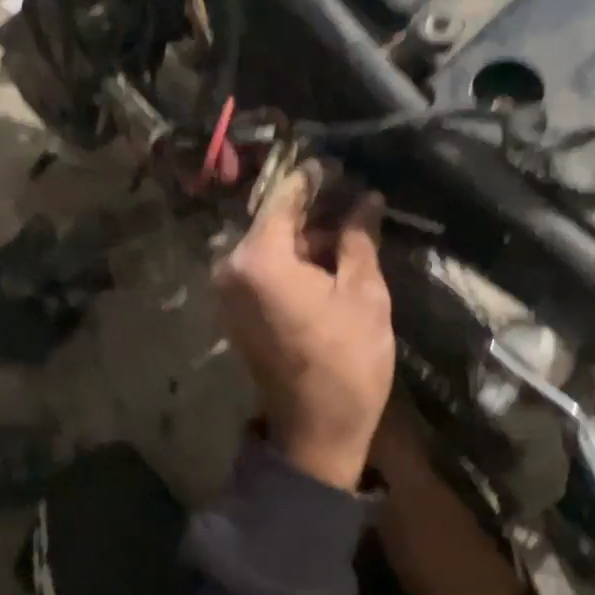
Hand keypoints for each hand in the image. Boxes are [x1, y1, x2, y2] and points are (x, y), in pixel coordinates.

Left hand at [215, 165, 394, 490]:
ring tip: (349, 222)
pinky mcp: (235, 308)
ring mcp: (228, 289)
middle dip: (313, 204)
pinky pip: (263, 267)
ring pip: (269, 243)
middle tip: (353, 192)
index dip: (316, 176)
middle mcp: (231, 266)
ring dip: (305, 232)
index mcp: (259, 258)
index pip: (286, 195)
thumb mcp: (363, 292)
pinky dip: (292, 257)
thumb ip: (358, 237)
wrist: (316, 430)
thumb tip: (366, 198)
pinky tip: (328, 254)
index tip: (343, 164)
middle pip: (274, 218)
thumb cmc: (347, 361)